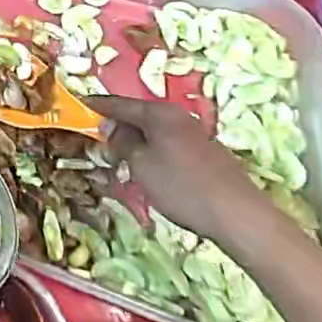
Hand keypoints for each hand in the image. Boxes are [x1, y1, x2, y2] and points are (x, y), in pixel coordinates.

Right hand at [85, 94, 270, 239]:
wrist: (242, 218)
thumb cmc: (183, 187)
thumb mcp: (141, 165)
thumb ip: (122, 141)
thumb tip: (109, 126)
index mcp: (158, 112)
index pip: (119, 103)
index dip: (97, 105)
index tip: (79, 106)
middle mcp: (177, 116)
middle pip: (139, 115)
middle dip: (118, 124)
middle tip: (99, 137)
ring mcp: (195, 134)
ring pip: (156, 131)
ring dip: (138, 139)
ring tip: (123, 156)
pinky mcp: (208, 154)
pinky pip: (171, 144)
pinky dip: (156, 150)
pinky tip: (154, 169)